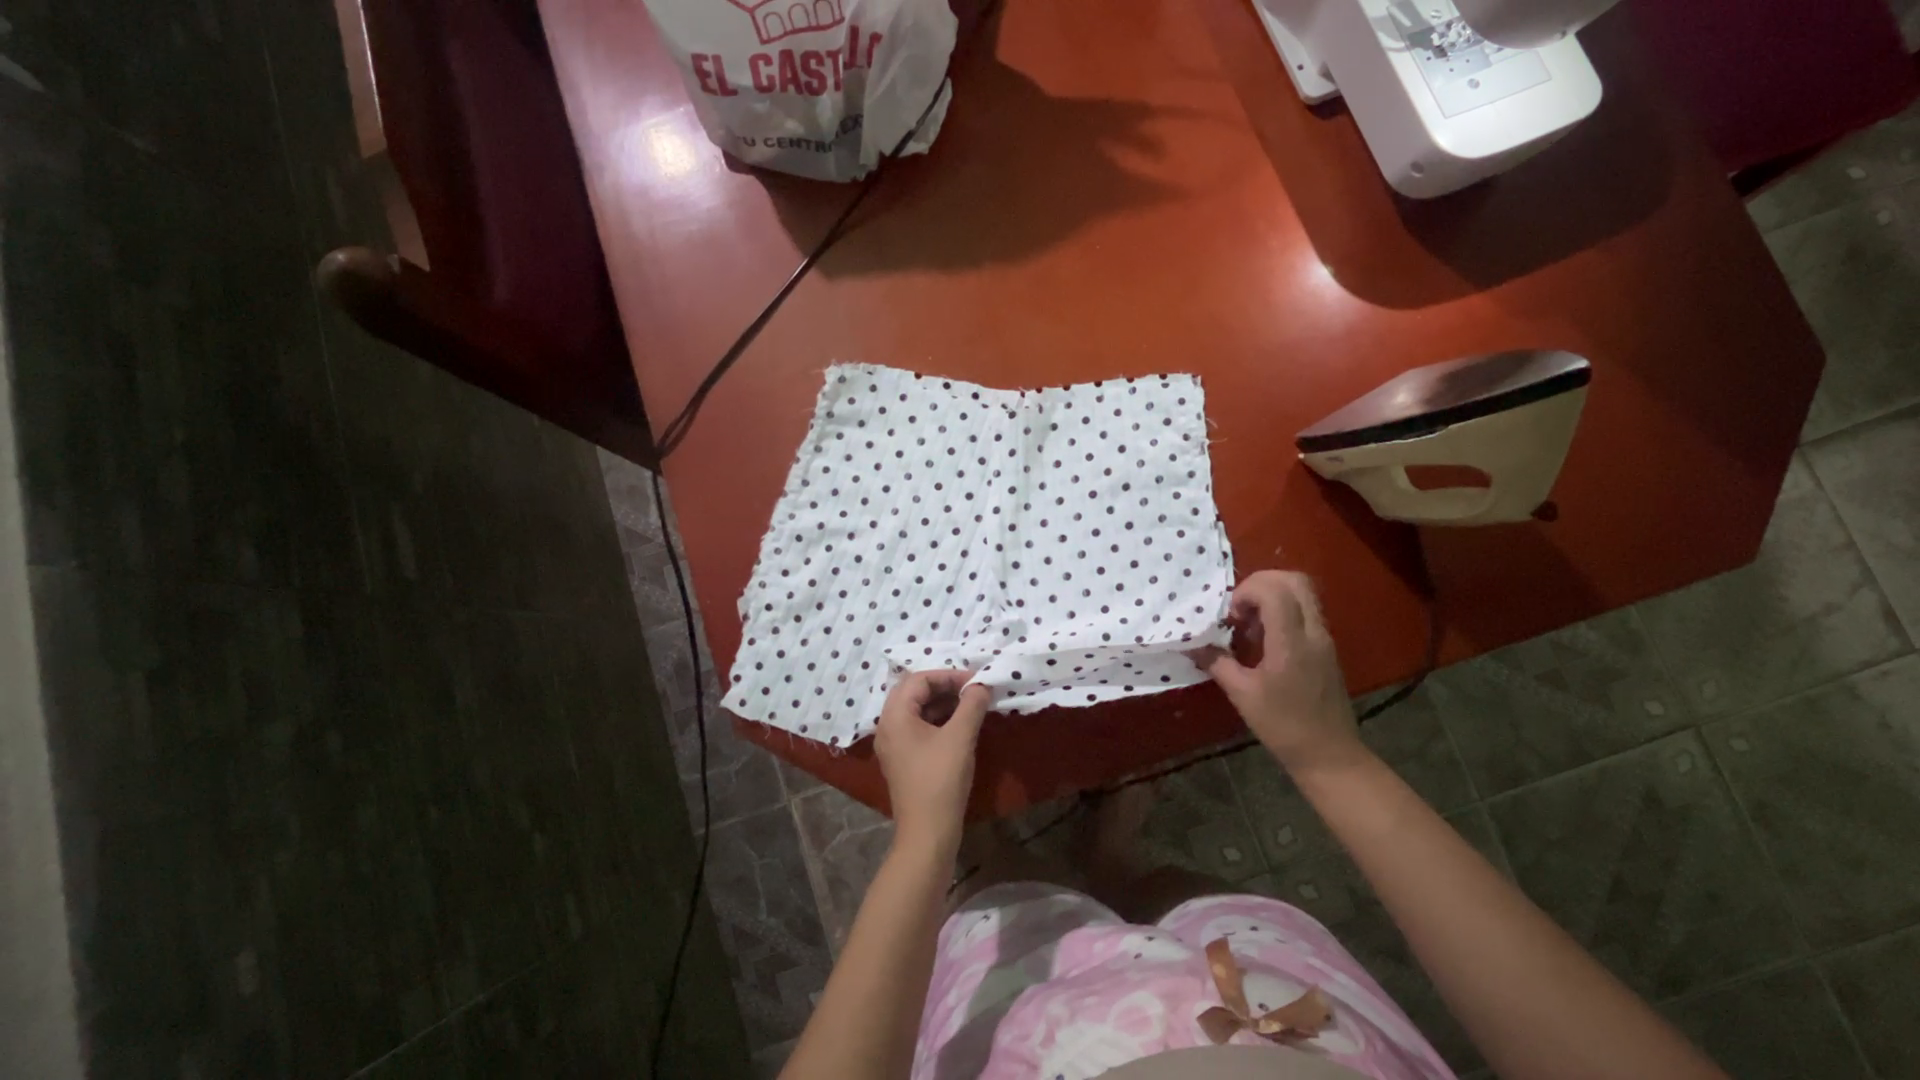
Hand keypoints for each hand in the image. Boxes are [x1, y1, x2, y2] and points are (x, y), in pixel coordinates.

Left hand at [875, 671, 991, 853]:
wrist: (928, 831)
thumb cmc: (941, 779)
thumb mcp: (960, 737)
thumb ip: (972, 705)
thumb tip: (981, 685)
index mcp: (895, 716)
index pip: (918, 679)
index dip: (948, 675)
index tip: (976, 681)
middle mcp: (888, 726)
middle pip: (914, 692)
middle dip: (945, 687)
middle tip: (973, 691)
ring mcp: (893, 744)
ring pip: (917, 711)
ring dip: (943, 704)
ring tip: (972, 706)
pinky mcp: (903, 759)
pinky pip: (918, 729)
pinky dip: (939, 721)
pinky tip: (961, 726)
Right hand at [1193, 571, 1364, 772]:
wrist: (1329, 754)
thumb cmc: (1283, 727)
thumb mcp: (1242, 695)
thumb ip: (1217, 664)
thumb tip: (1193, 645)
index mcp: (1292, 642)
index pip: (1274, 590)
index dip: (1246, 591)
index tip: (1230, 617)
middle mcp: (1313, 632)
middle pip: (1294, 580)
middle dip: (1261, 583)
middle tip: (1239, 610)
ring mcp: (1324, 639)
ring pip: (1303, 593)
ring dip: (1273, 597)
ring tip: (1250, 626)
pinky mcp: (1326, 648)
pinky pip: (1306, 612)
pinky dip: (1284, 612)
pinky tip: (1265, 641)